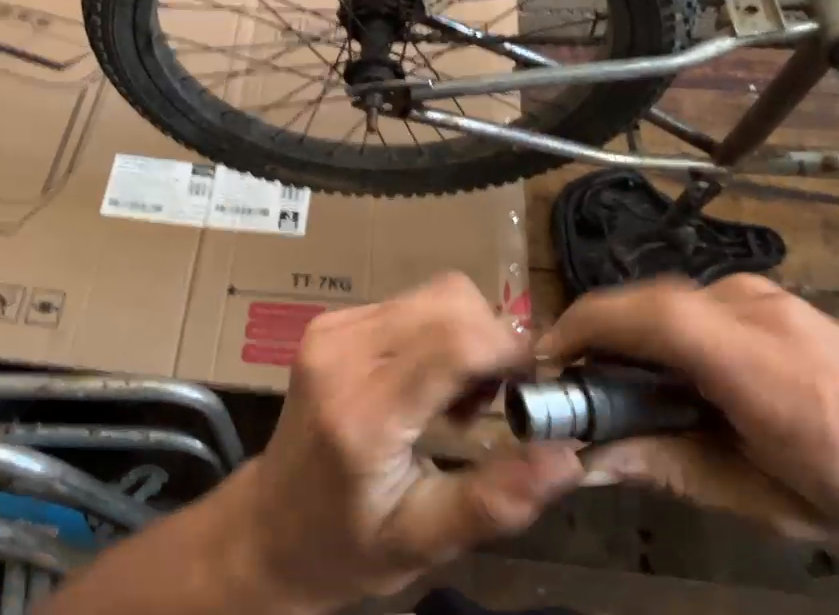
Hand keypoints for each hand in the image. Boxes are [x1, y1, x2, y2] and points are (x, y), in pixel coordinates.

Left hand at [240, 273, 583, 607]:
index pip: (454, 341)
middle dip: (494, 341)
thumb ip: (495, 499)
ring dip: (468, 334)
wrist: (270, 525)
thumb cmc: (347, 544)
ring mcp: (331, 330)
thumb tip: (568, 456)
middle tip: (495, 403)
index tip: (535, 390)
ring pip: (433, 294)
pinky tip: (429, 382)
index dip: (510, 351)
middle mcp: (342, 353)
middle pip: (449, 302)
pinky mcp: (331, 322)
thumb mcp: (424, 541)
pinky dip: (439, 332)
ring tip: (459, 401)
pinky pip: (409, 303)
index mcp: (363, 412)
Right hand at [539, 275, 838, 560]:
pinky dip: (658, 334)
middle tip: (568, 393)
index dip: (585, 328)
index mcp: (768, 372)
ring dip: (625, 337)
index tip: (543, 365)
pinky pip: (690, 305)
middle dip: (593, 338)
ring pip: (664, 301)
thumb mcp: (776, 505)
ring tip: (613, 393)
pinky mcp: (769, 297)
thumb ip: (677, 471)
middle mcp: (760, 314)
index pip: (654, 318)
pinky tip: (665, 378)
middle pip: (647, 303)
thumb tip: (590, 459)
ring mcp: (766, 297)